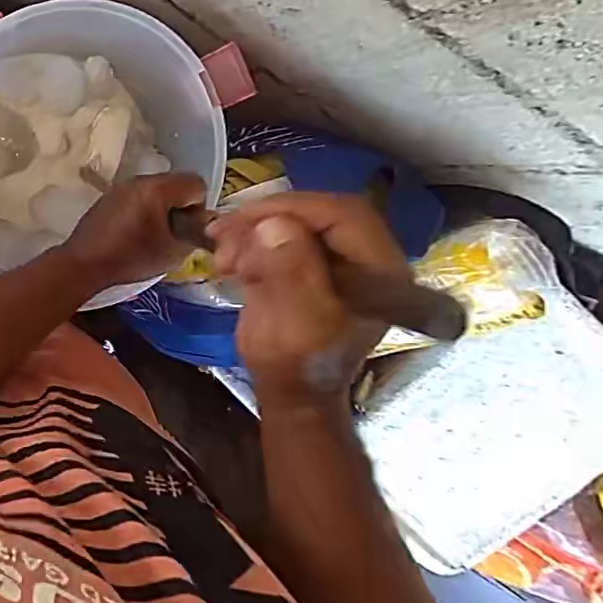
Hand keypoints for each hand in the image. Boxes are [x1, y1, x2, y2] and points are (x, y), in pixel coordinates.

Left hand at [60, 172, 206, 287]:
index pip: (196, 183)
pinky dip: (142, 210)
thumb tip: (201, 223)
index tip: (186, 229)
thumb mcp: (172, 252)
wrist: (84, 264)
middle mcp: (139, 180)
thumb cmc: (131, 258)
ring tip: (150, 236)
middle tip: (170, 234)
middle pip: (175, 184)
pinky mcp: (108, 197)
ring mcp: (121, 186)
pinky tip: (132, 234)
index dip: (198, 207)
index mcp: (157, 188)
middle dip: (179, 207)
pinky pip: (136, 197)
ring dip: (160, 208)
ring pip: (155, 191)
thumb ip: (195, 234)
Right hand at [209, 193, 408, 408]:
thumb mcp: (296, 322)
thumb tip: (272, 225)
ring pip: (295, 221)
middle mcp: (365, 257)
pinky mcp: (311, 264)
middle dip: (266, 220)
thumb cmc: (297, 365)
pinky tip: (230, 260)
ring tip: (224, 258)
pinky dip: (251, 240)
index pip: (341, 214)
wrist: (290, 394)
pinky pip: (282, 236)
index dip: (292, 208)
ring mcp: (337, 260)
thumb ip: (291, 271)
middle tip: (225, 237)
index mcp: (378, 270)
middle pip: (316, 213)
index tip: (245, 219)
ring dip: (252, 232)